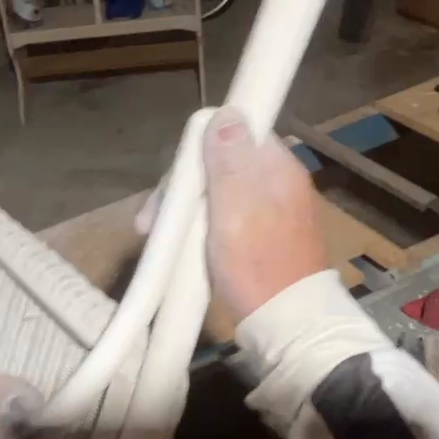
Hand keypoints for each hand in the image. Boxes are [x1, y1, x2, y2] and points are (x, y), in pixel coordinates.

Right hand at [144, 107, 329, 320]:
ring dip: (186, 208)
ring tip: (154, 234)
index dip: (199, 149)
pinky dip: (201, 225)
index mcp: (277, 170)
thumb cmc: (255, 266)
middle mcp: (279, 183)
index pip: (235, 134)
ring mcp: (274, 211)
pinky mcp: (266, 236)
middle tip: (151, 219)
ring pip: (220, 192)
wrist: (287, 325)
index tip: (173, 178)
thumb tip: (226, 113)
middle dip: (183, 186)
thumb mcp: (234, 211)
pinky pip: (227, 215)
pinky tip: (181, 243)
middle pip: (222, 165)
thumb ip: (229, 163)